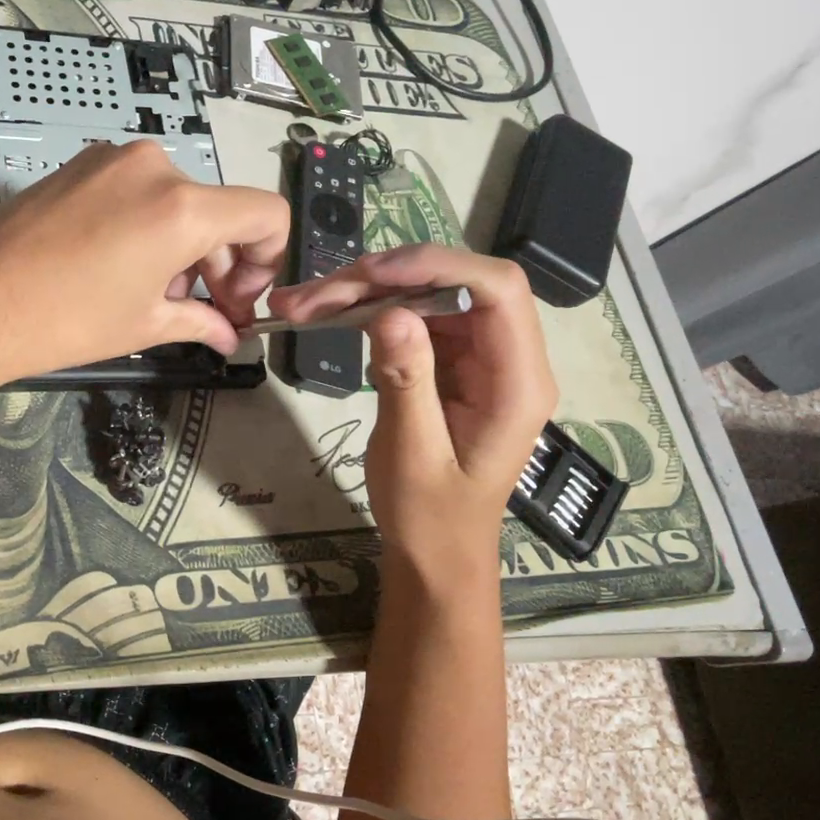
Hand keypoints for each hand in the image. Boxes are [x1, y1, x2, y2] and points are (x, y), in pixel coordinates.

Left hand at [0, 139, 288, 387]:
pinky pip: (134, 192)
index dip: (267, 259)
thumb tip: (227, 335)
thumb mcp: (142, 326)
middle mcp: (153, 168)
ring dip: (180, 247)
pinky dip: (144, 227)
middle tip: (202, 312)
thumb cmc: (63, 320)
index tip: (239, 296)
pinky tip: (116, 269)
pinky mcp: (77, 166)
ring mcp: (109, 160)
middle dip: (219, 263)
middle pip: (217, 209)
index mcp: (182, 207)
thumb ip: (199, 321)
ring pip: (174, 200)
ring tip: (150, 297)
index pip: (265, 214)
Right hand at [268, 244, 556, 578]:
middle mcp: (505, 358)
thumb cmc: (431, 516)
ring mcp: (477, 358)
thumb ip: (407, 381)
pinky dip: (366, 314)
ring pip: (426, 297)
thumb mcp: (412, 454)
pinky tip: (326, 319)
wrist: (435, 553)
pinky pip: (412, 320)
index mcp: (517, 382)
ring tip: (302, 304)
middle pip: (454, 286)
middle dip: (382, 279)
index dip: (437, 266)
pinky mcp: (449, 364)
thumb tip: (391, 314)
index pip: (498, 291)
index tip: (370, 273)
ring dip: (364, 293)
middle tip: (312, 296)